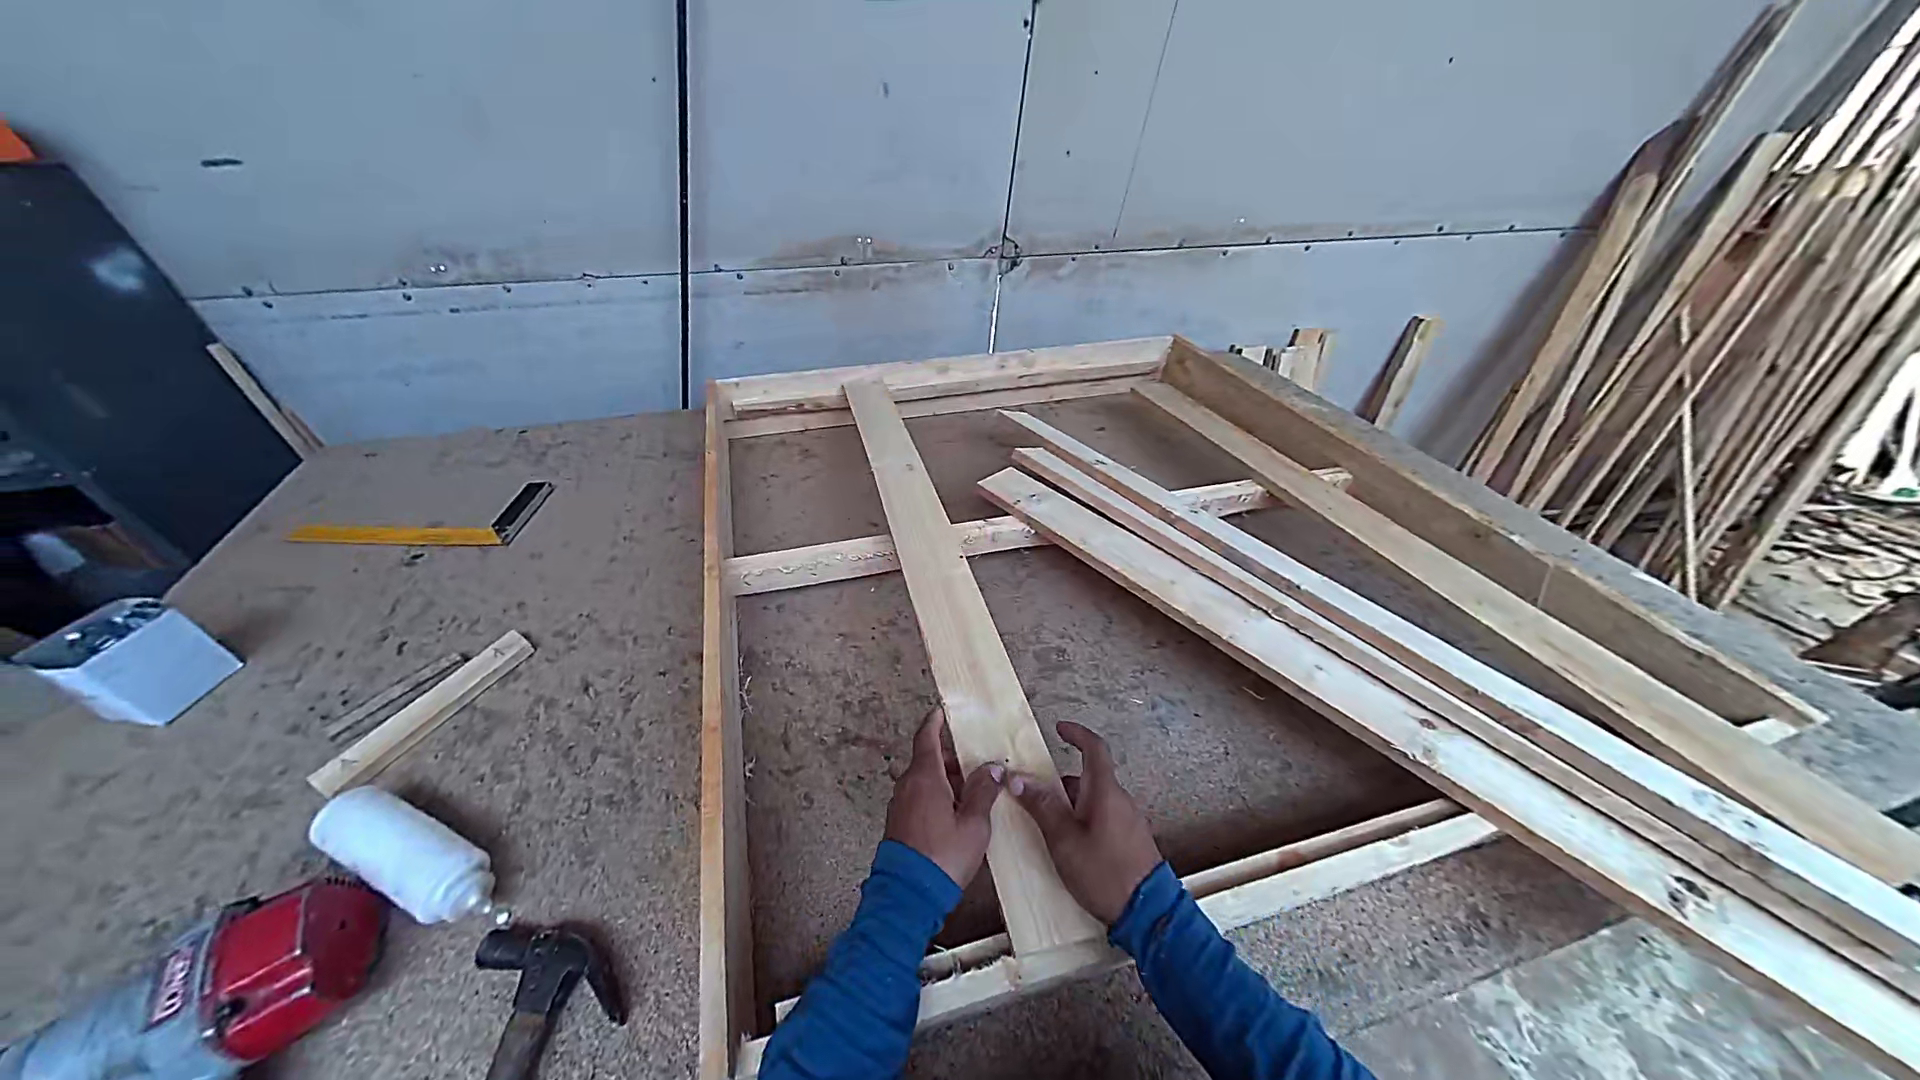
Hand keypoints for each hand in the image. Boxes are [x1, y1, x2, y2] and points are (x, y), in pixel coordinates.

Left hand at [884, 706, 1005, 887]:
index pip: (926, 738)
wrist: (908, 897)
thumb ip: (983, 792)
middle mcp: (907, 785)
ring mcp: (900, 804)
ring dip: (946, 778)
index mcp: (924, 777)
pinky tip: (955, 811)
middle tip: (976, 759)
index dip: (934, 722)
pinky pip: (919, 797)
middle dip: (952, 756)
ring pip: (924, 779)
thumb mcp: (974, 824)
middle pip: (928, 759)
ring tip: (972, 789)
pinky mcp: (899, 823)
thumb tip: (991, 769)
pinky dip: (936, 794)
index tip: (941, 711)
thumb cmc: (943, 857)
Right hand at [1010, 721, 1161, 923]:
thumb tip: (1018, 778)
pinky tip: (1070, 845)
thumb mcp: (1064, 839)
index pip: (1094, 748)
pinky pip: (1103, 818)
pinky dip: (1083, 820)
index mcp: (1106, 792)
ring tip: (1048, 827)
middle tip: (1036, 795)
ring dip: (1071, 805)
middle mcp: (1120, 800)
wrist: (1149, 914)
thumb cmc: (1104, 872)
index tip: (1060, 728)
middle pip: (1088, 778)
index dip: (1077, 734)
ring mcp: (1128, 821)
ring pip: (1094, 801)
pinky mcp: (1131, 841)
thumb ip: (1042, 806)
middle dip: (1060, 783)